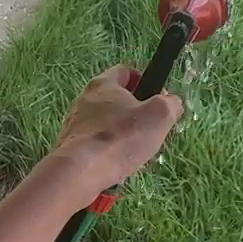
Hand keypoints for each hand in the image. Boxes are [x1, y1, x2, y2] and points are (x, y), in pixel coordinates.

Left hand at [51, 65, 183, 190]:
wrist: (81, 171)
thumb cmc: (121, 137)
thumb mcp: (159, 116)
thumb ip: (170, 104)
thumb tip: (171, 103)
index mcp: (103, 83)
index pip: (125, 71)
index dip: (144, 80)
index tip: (156, 98)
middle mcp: (84, 99)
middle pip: (115, 99)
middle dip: (134, 113)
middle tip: (149, 129)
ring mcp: (74, 123)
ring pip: (105, 123)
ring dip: (121, 134)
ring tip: (134, 151)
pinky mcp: (71, 146)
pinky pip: (95, 143)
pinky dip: (108, 151)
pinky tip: (117, 164)